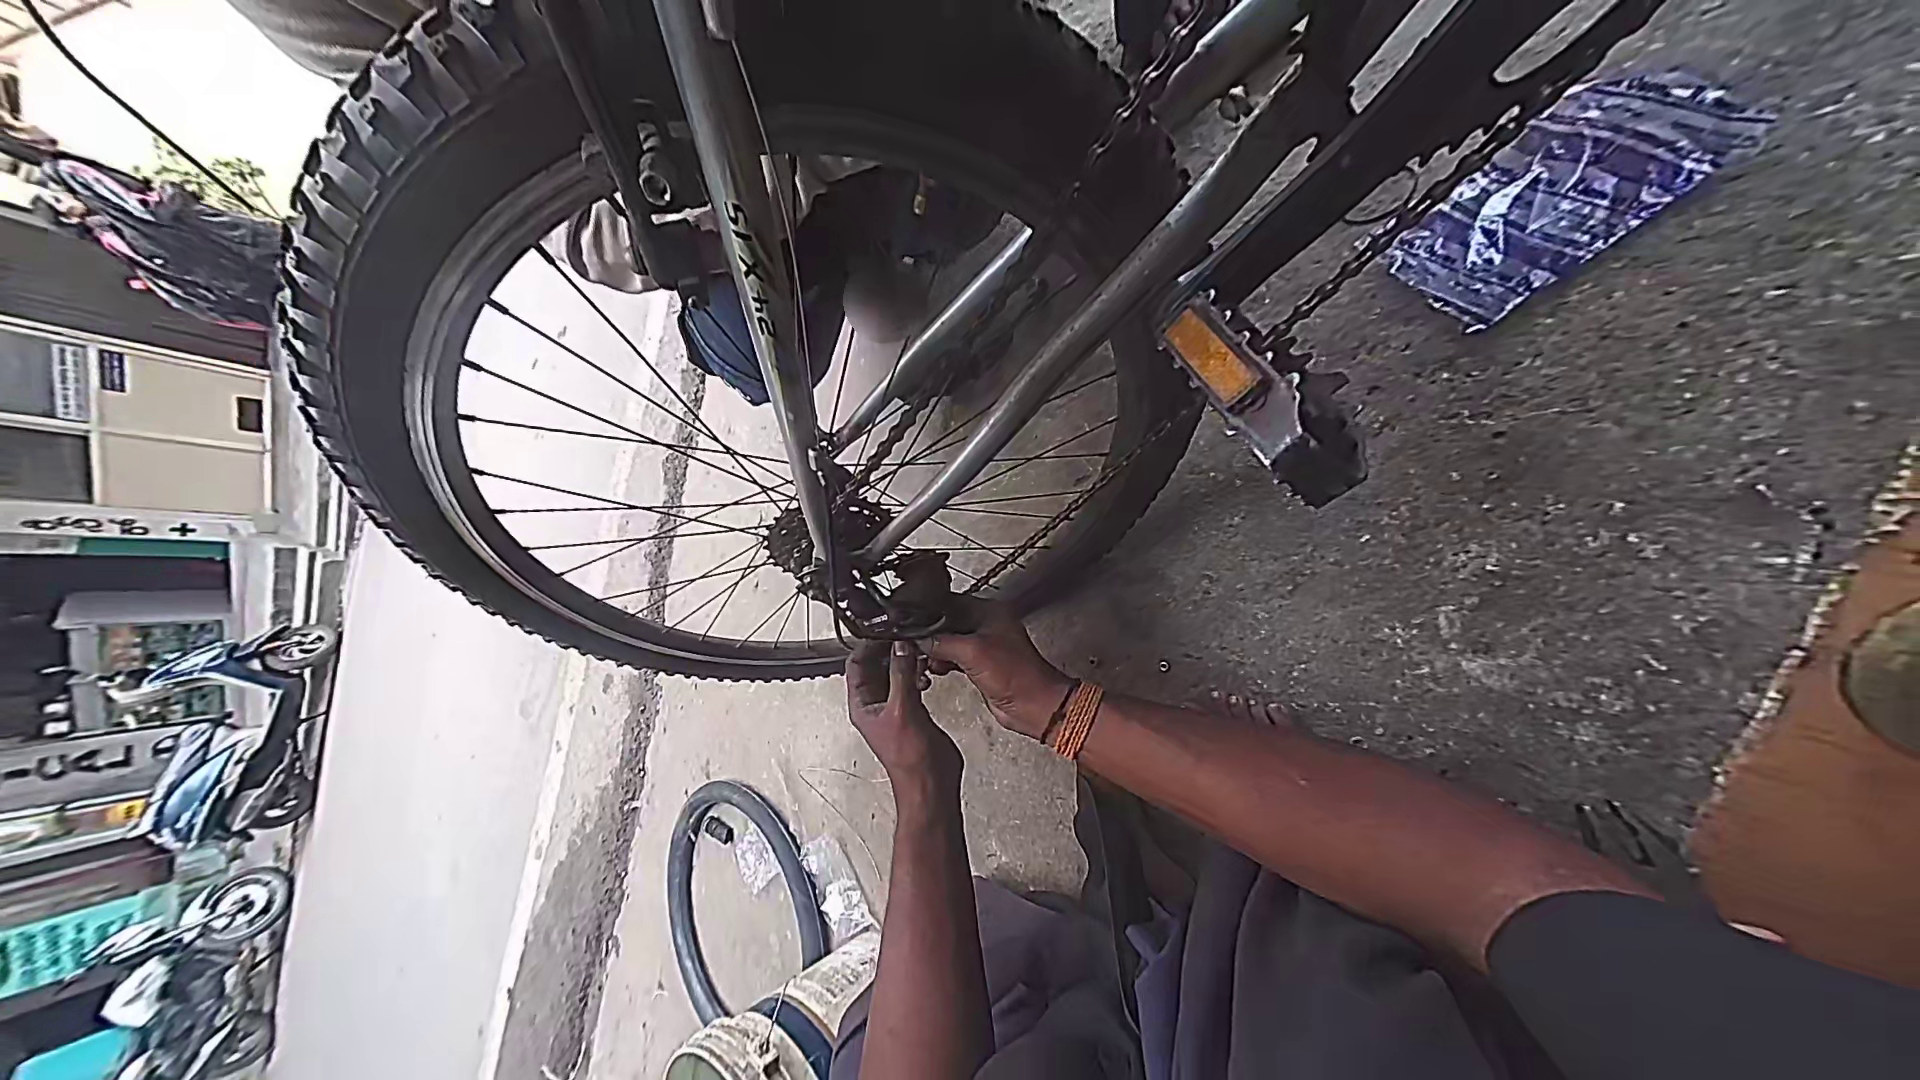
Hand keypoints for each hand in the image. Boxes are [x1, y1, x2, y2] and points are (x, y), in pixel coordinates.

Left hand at [847, 641, 962, 799]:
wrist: (931, 784)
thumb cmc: (911, 761)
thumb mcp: (903, 709)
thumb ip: (901, 675)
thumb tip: (900, 647)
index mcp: (863, 705)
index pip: (856, 665)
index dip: (867, 645)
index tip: (885, 631)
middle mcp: (876, 705)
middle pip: (875, 666)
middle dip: (888, 650)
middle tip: (904, 637)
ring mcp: (894, 708)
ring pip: (893, 673)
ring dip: (904, 661)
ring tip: (916, 652)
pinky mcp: (912, 711)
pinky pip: (909, 683)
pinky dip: (916, 674)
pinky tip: (925, 673)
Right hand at [923, 601, 1071, 739]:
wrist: (1032, 705)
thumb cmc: (1017, 675)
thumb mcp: (972, 652)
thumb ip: (942, 642)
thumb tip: (921, 639)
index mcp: (990, 612)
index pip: (951, 603)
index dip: (930, 612)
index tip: (912, 620)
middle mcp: (987, 626)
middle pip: (948, 622)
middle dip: (930, 634)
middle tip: (915, 642)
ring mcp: (984, 646)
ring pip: (949, 641)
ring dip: (934, 650)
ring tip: (923, 658)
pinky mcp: (980, 665)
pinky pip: (954, 658)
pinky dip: (942, 662)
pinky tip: (934, 669)